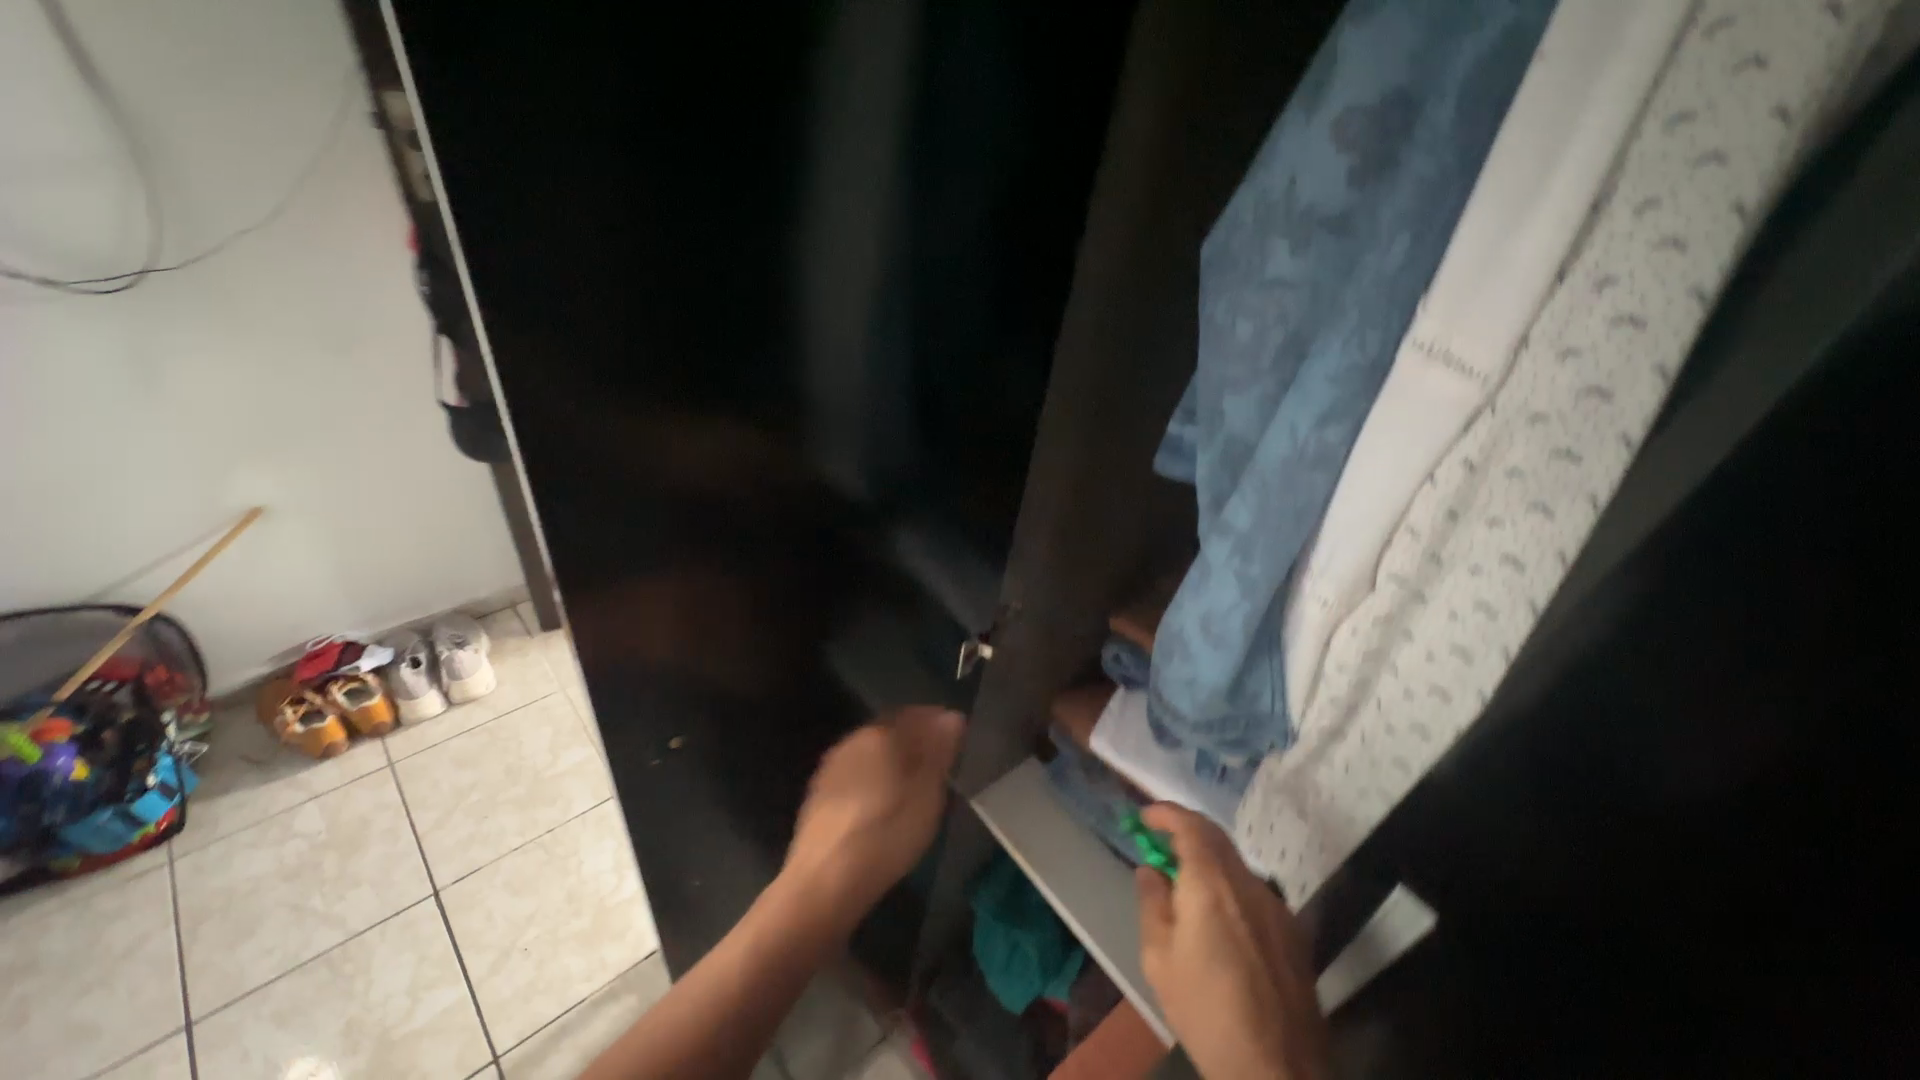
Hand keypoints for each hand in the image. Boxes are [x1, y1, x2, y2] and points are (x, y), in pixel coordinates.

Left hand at [781, 706, 964, 921]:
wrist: (825, 882)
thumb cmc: (887, 835)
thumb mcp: (927, 794)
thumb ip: (938, 751)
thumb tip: (951, 716)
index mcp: (880, 734)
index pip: (916, 713)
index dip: (937, 722)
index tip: (957, 737)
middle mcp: (852, 741)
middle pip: (891, 730)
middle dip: (915, 740)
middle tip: (940, 761)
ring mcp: (832, 768)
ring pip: (871, 752)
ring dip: (893, 760)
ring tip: (914, 784)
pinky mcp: (819, 795)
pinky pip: (856, 774)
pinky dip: (874, 779)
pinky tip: (882, 803)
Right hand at [1136, 803, 1328, 1079]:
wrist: (1276, 1068)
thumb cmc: (1205, 1011)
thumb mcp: (1160, 960)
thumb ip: (1153, 905)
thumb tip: (1150, 870)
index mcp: (1213, 885)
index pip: (1192, 827)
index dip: (1168, 813)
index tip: (1145, 815)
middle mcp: (1250, 885)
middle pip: (1219, 840)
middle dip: (1187, 832)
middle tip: (1159, 842)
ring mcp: (1278, 909)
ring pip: (1239, 868)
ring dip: (1210, 863)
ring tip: (1184, 887)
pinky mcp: (1295, 934)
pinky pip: (1255, 895)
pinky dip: (1230, 890)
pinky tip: (1218, 923)